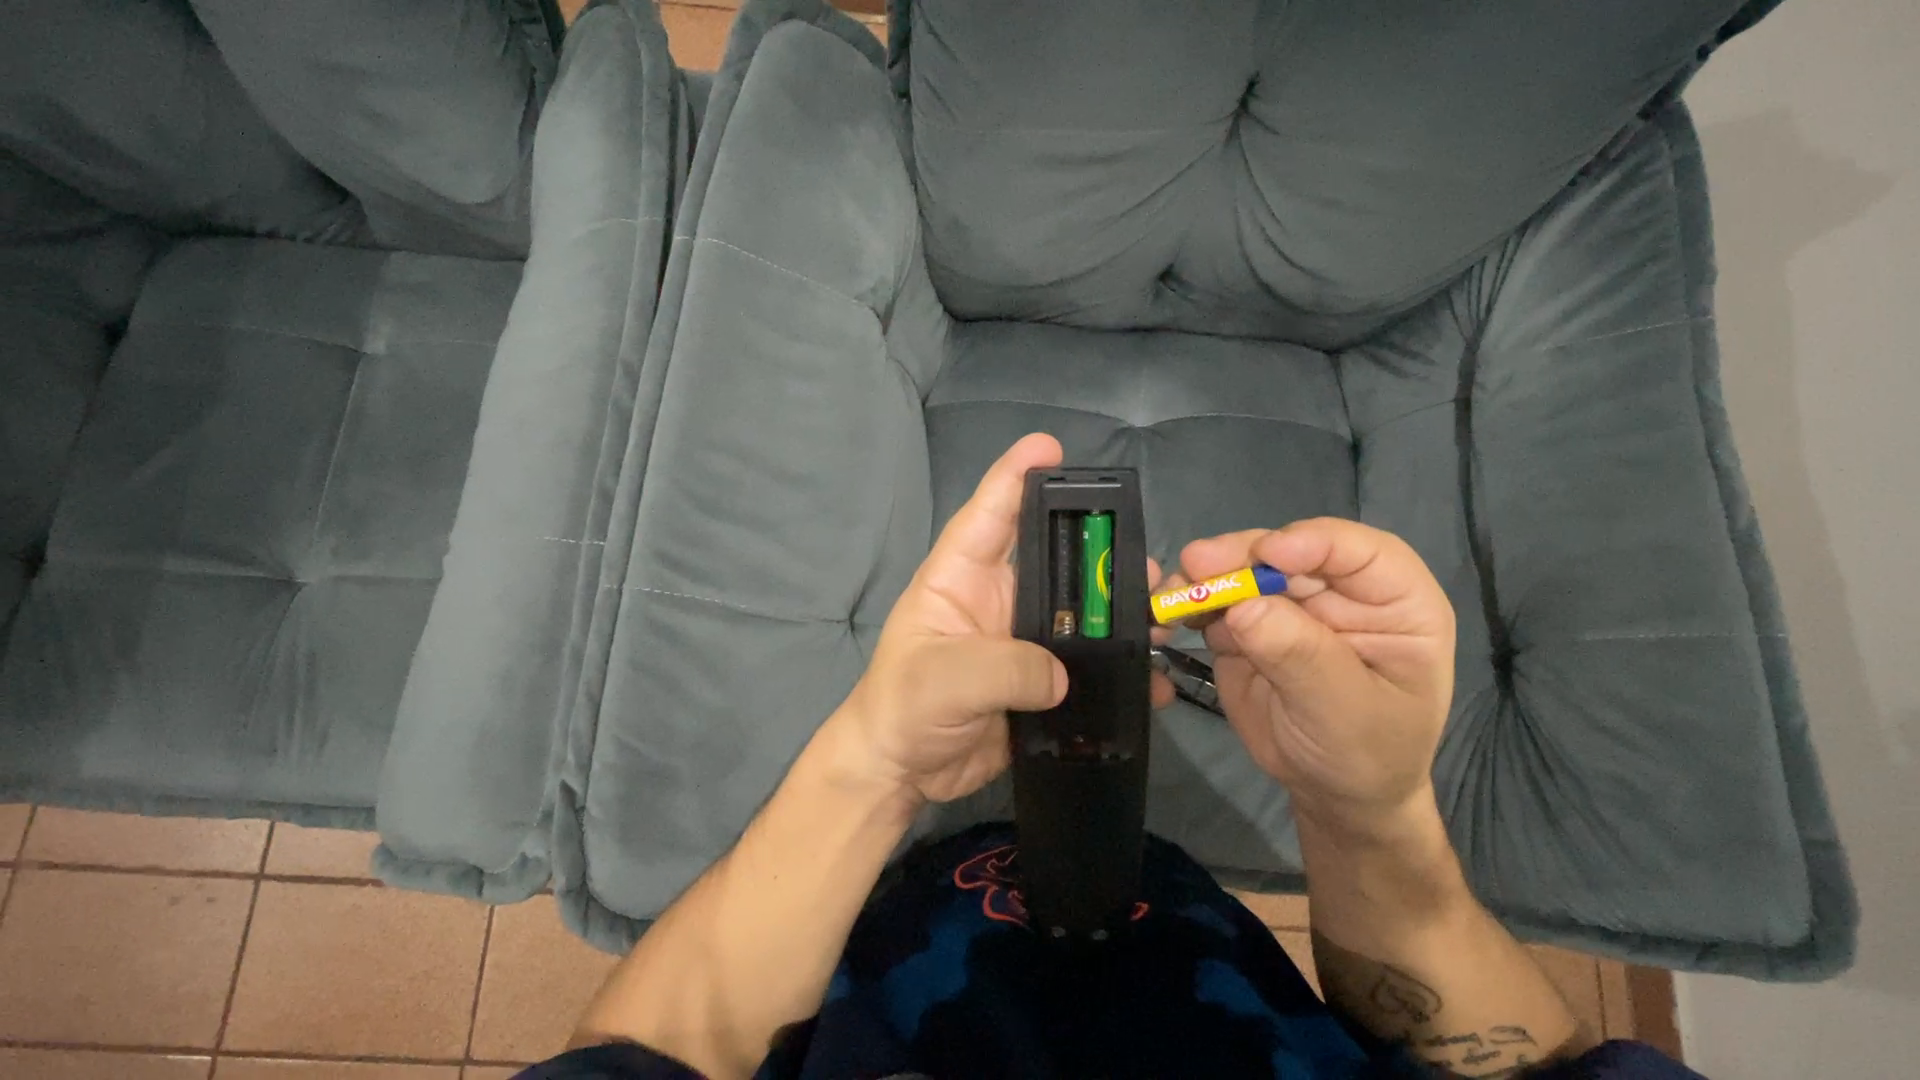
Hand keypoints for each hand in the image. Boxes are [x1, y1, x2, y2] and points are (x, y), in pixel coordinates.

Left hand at [830, 434, 1171, 805]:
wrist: (903, 771)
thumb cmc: (904, 708)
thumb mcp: (946, 679)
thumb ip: (1006, 667)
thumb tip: (1065, 675)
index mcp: (960, 578)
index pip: (988, 515)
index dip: (1016, 476)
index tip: (1050, 446)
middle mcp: (997, 599)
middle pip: (1055, 559)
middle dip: (1101, 553)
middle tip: (1146, 564)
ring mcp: (1022, 640)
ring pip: (1081, 611)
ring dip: (1121, 612)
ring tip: (1160, 619)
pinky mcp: (1042, 681)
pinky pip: (1089, 665)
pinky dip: (1122, 671)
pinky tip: (1154, 682)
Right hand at [1172, 519, 1455, 836]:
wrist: (1333, 794)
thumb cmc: (1365, 754)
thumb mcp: (1344, 710)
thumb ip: (1300, 656)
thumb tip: (1243, 607)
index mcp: (1394, 603)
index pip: (1360, 553)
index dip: (1315, 543)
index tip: (1268, 554)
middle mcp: (1339, 592)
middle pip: (1289, 554)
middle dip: (1242, 556)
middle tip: (1195, 563)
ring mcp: (1290, 606)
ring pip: (1245, 571)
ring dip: (1206, 577)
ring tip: (1170, 595)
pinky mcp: (1248, 625)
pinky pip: (1216, 603)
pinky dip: (1189, 604)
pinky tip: (1168, 613)